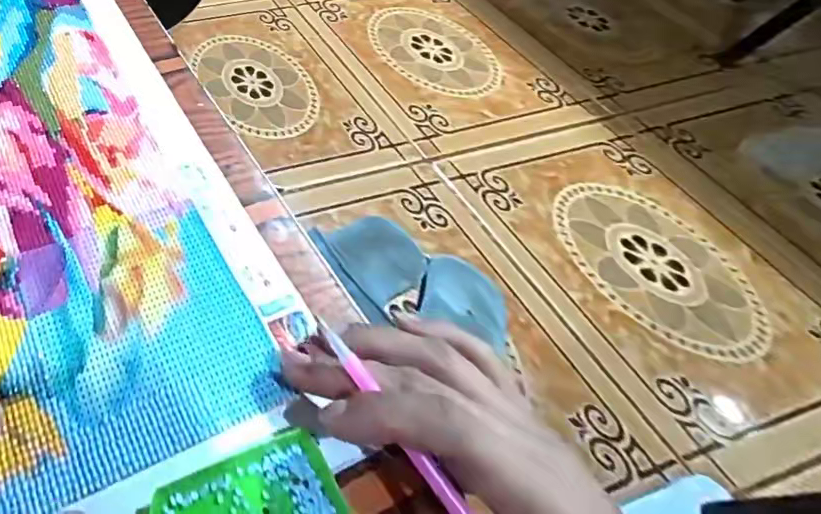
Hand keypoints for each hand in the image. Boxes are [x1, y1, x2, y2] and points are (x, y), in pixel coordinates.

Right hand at [280, 314, 617, 513]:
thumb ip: (429, 505)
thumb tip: (368, 493)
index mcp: (526, 476)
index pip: (440, 419)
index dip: (374, 412)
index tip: (316, 420)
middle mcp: (525, 433)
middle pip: (431, 377)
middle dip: (356, 368)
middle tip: (293, 363)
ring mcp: (528, 419)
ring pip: (449, 356)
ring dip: (383, 342)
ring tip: (332, 339)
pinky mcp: (527, 419)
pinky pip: (482, 359)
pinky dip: (436, 334)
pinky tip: (403, 324)